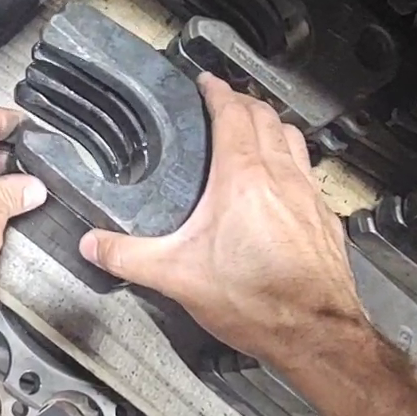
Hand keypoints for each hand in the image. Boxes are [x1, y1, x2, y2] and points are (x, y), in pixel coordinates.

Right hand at [79, 74, 367, 362]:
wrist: (315, 333)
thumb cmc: (256, 301)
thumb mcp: (176, 276)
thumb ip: (128, 256)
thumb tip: (93, 244)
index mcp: (243, 178)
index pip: (233, 114)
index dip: (218, 92)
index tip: (207, 82)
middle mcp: (281, 177)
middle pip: (266, 118)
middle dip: (244, 103)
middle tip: (224, 102)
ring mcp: (308, 196)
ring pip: (293, 140)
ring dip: (271, 126)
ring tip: (253, 130)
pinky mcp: (324, 219)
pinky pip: (307, 172)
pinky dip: (291, 159)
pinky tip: (280, 181)